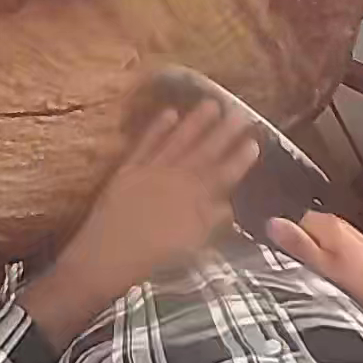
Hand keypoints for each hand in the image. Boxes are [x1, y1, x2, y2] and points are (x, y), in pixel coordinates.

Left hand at [21, 100, 258, 344]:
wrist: (107, 257)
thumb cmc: (152, 259)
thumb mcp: (191, 246)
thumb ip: (211, 222)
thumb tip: (229, 203)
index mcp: (194, 200)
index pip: (224, 174)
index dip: (240, 158)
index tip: (255, 141)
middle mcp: (176, 179)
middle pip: (205, 151)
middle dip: (224, 132)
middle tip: (240, 112)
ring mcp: (151, 170)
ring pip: (179, 141)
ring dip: (196, 122)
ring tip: (211, 103)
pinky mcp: (129, 168)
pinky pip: (147, 142)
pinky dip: (159, 127)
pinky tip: (170, 112)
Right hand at [266, 211, 362, 328]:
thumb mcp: (325, 268)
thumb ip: (297, 245)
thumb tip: (270, 223)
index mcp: (328, 224)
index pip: (293, 221)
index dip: (288, 242)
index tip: (288, 262)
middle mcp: (340, 227)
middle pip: (306, 232)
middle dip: (303, 252)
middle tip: (307, 275)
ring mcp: (352, 240)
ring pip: (321, 245)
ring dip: (319, 262)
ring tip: (325, 284)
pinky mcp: (361, 255)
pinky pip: (335, 255)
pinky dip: (333, 269)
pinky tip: (340, 286)